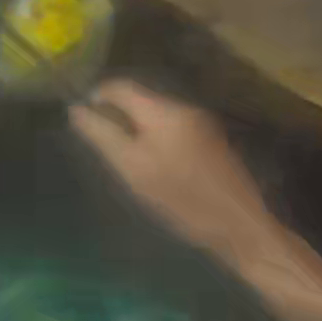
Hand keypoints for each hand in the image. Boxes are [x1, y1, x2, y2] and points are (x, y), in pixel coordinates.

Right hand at [70, 78, 280, 259]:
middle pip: (137, 98)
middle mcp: (183, 108)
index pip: (118, 87)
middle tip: (105, 144)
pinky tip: (155, 163)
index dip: (96, 97)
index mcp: (163, 111)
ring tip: (128, 156)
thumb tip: (75, 109)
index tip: (85, 120)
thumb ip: (101, 134)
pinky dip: (154, 135)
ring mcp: (202, 123)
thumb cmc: (183, 200)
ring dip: (135, 126)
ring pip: (153, 113)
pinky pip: (171, 125)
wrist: (245, 233)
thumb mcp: (132, 168)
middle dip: (116, 114)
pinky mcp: (212, 140)